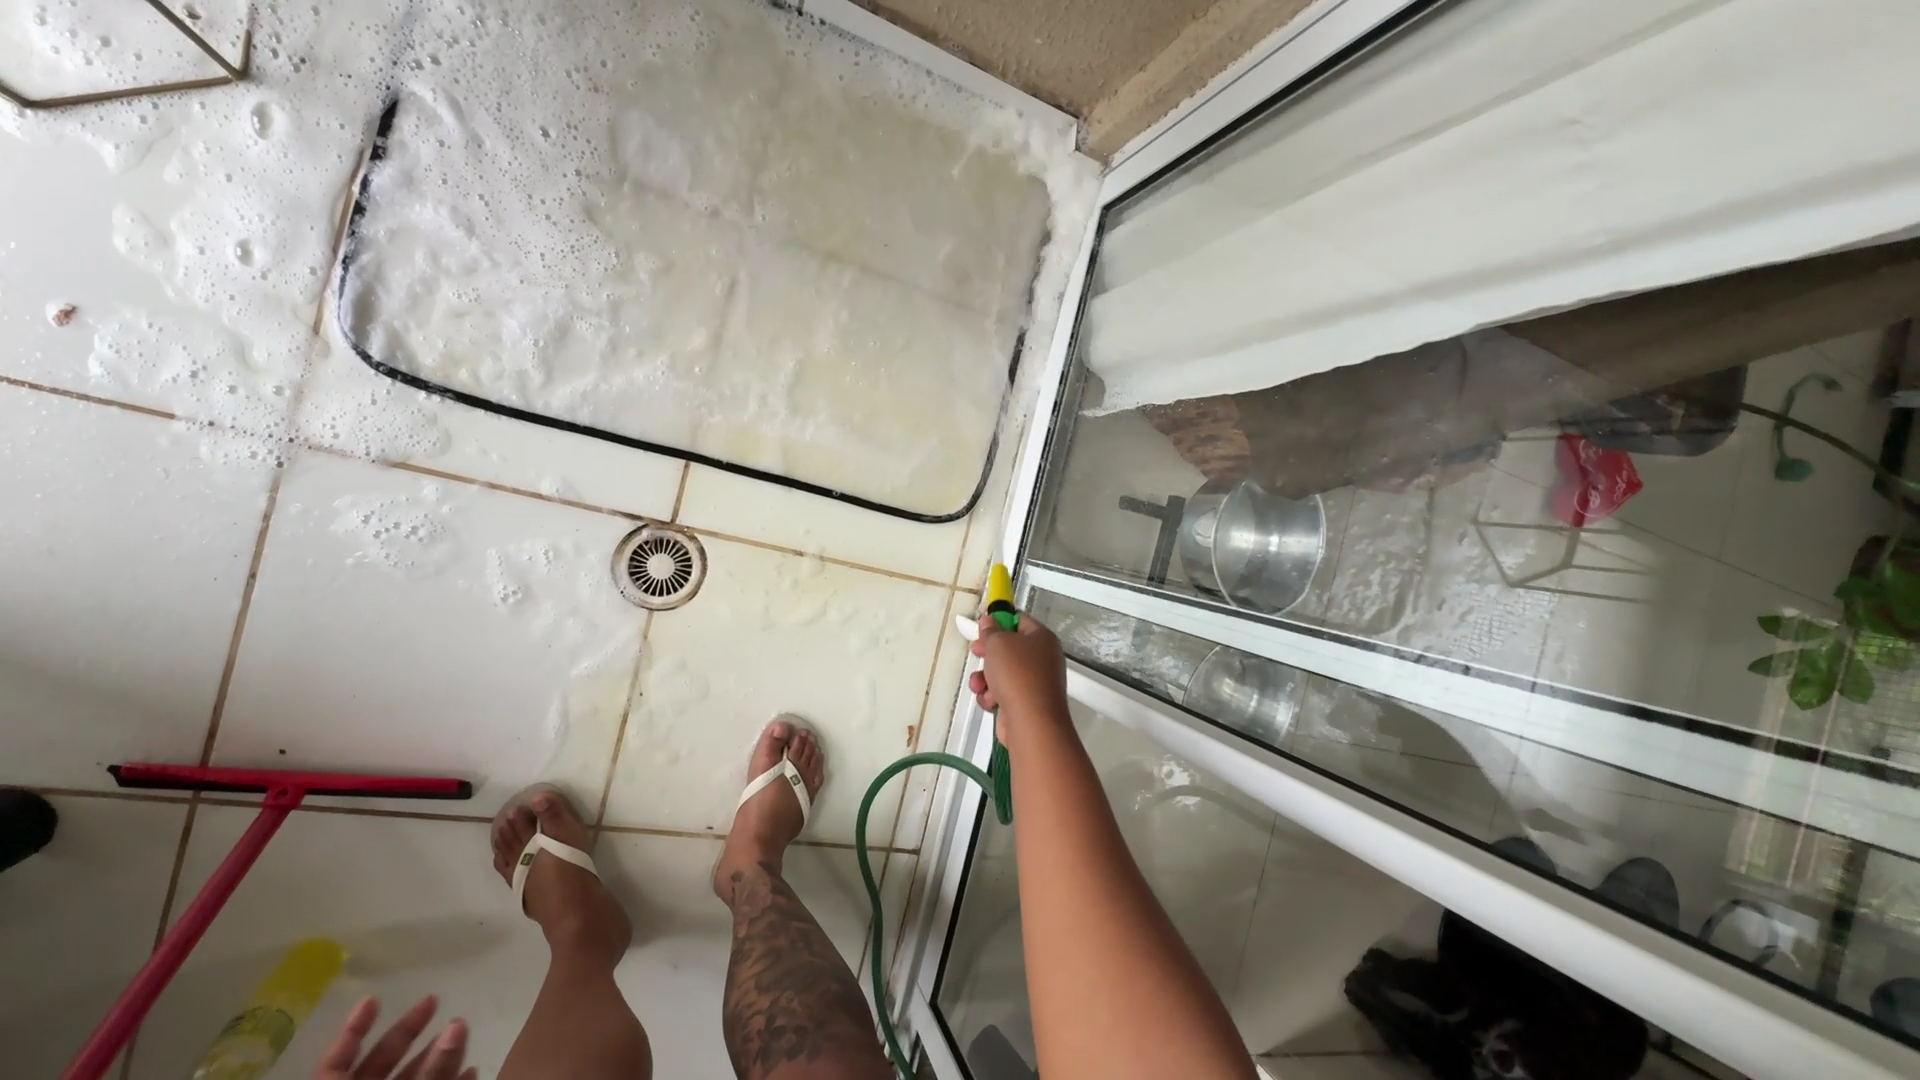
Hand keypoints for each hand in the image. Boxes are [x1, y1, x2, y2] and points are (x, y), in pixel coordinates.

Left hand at [316, 996, 474, 1079]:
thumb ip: (427, 1070)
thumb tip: (458, 1025)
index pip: (336, 1060)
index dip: (353, 1030)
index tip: (373, 998)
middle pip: (380, 1063)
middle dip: (408, 1031)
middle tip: (434, 999)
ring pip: (409, 1079)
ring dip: (438, 1055)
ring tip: (462, 1030)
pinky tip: (471, 1070)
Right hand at [968, 612, 1067, 734]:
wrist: (1031, 720)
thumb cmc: (1016, 673)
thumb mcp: (998, 643)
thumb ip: (991, 630)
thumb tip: (990, 621)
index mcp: (1042, 638)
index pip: (1019, 620)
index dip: (999, 620)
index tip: (981, 626)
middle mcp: (1042, 658)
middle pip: (1009, 648)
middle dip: (988, 652)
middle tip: (975, 651)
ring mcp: (1035, 683)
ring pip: (1002, 673)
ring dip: (985, 678)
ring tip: (978, 684)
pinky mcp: (1026, 703)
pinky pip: (1003, 693)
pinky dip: (992, 696)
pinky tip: (988, 701)